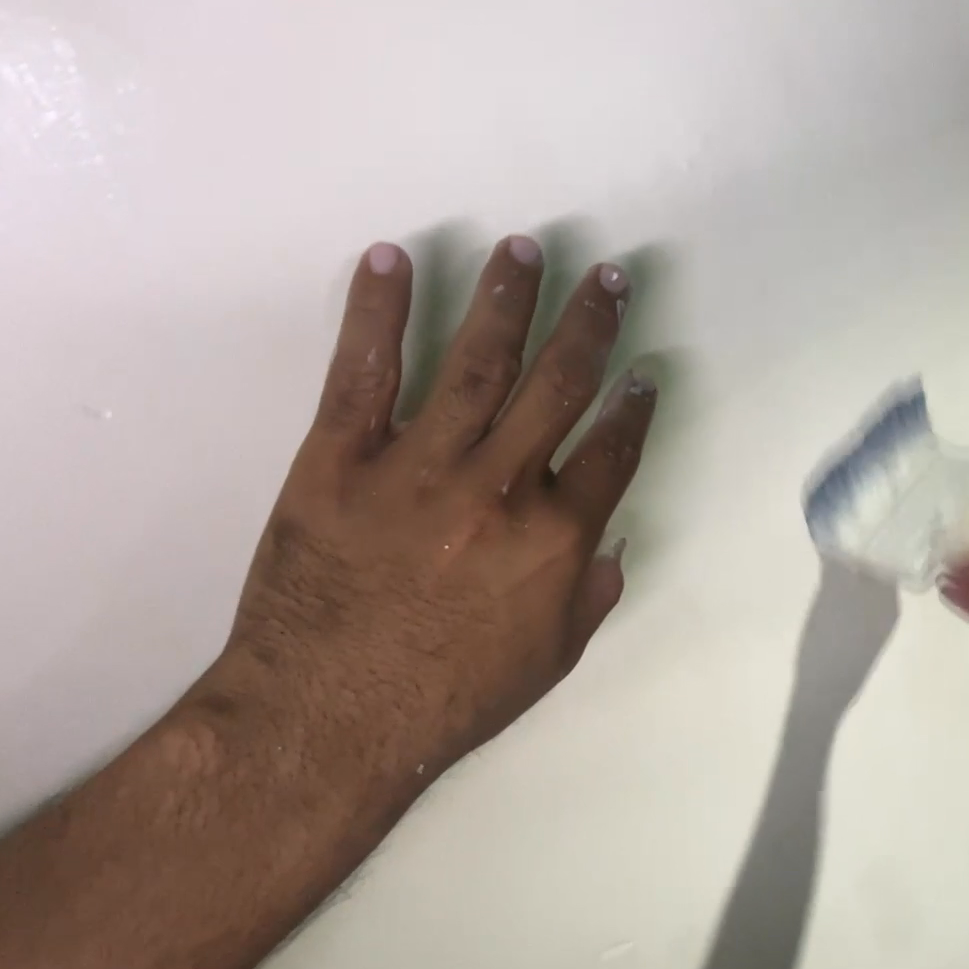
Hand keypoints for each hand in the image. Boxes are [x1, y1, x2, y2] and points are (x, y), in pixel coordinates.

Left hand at [218, 237, 654, 775]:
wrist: (327, 720)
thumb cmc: (453, 696)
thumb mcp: (553, 656)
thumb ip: (591, 590)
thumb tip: (611, 541)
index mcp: (556, 535)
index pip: (612, 449)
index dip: (633, 407)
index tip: (641, 373)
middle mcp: (501, 485)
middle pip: (558, 385)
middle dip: (588, 325)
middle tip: (605, 275)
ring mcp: (419, 465)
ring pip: (474, 362)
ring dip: (504, 299)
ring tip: (523, 247)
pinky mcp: (340, 459)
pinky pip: (364, 372)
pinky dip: (377, 311)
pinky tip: (392, 259)